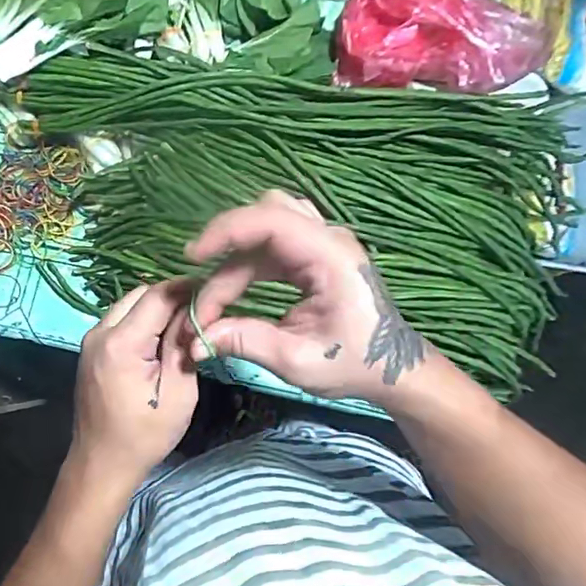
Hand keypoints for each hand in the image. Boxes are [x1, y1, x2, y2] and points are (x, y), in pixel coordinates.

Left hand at [70, 280, 199, 485]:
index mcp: (121, 343)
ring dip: (157, 307)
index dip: (188, 288)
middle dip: (173, 295)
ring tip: (186, 323)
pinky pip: (121, 320)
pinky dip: (143, 319)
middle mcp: (100, 333)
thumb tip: (194, 314)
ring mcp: (92, 340)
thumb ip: (184, 347)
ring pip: (129, 304)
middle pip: (141, 293)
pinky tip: (163, 336)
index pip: (158, 296)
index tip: (215, 291)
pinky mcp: (92, 350)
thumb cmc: (145, 434)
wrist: (102, 463)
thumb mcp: (178, 392)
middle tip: (203, 309)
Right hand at [185, 191, 433, 404]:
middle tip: (204, 298)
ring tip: (215, 295)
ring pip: (266, 225)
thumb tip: (198, 341)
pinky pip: (274, 241)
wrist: (393, 368)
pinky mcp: (316, 254)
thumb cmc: (355, 365)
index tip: (192, 258)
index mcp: (330, 256)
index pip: (270, 219)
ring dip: (235, 256)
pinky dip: (248, 261)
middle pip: (264, 217)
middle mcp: (327, 238)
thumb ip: (247, 342)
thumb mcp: (298, 361)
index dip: (225, 231)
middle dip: (226, 253)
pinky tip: (234, 289)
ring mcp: (323, 242)